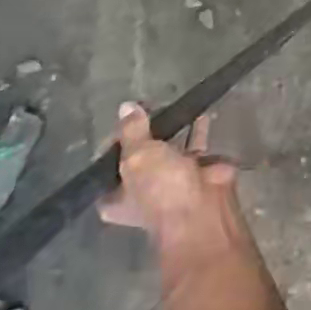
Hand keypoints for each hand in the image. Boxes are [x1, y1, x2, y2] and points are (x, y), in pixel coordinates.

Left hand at [98, 103, 238, 244]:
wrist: (203, 207)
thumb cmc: (160, 187)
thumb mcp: (138, 156)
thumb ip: (132, 130)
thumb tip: (125, 106)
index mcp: (115, 195)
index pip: (107, 161)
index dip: (115, 137)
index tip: (127, 116)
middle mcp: (140, 188)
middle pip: (138, 153)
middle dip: (145, 130)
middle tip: (151, 104)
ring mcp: (169, 179)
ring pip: (166, 147)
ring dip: (171, 128)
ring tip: (173, 102)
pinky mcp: (195, 169)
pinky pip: (194, 144)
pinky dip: (197, 129)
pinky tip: (198, 111)